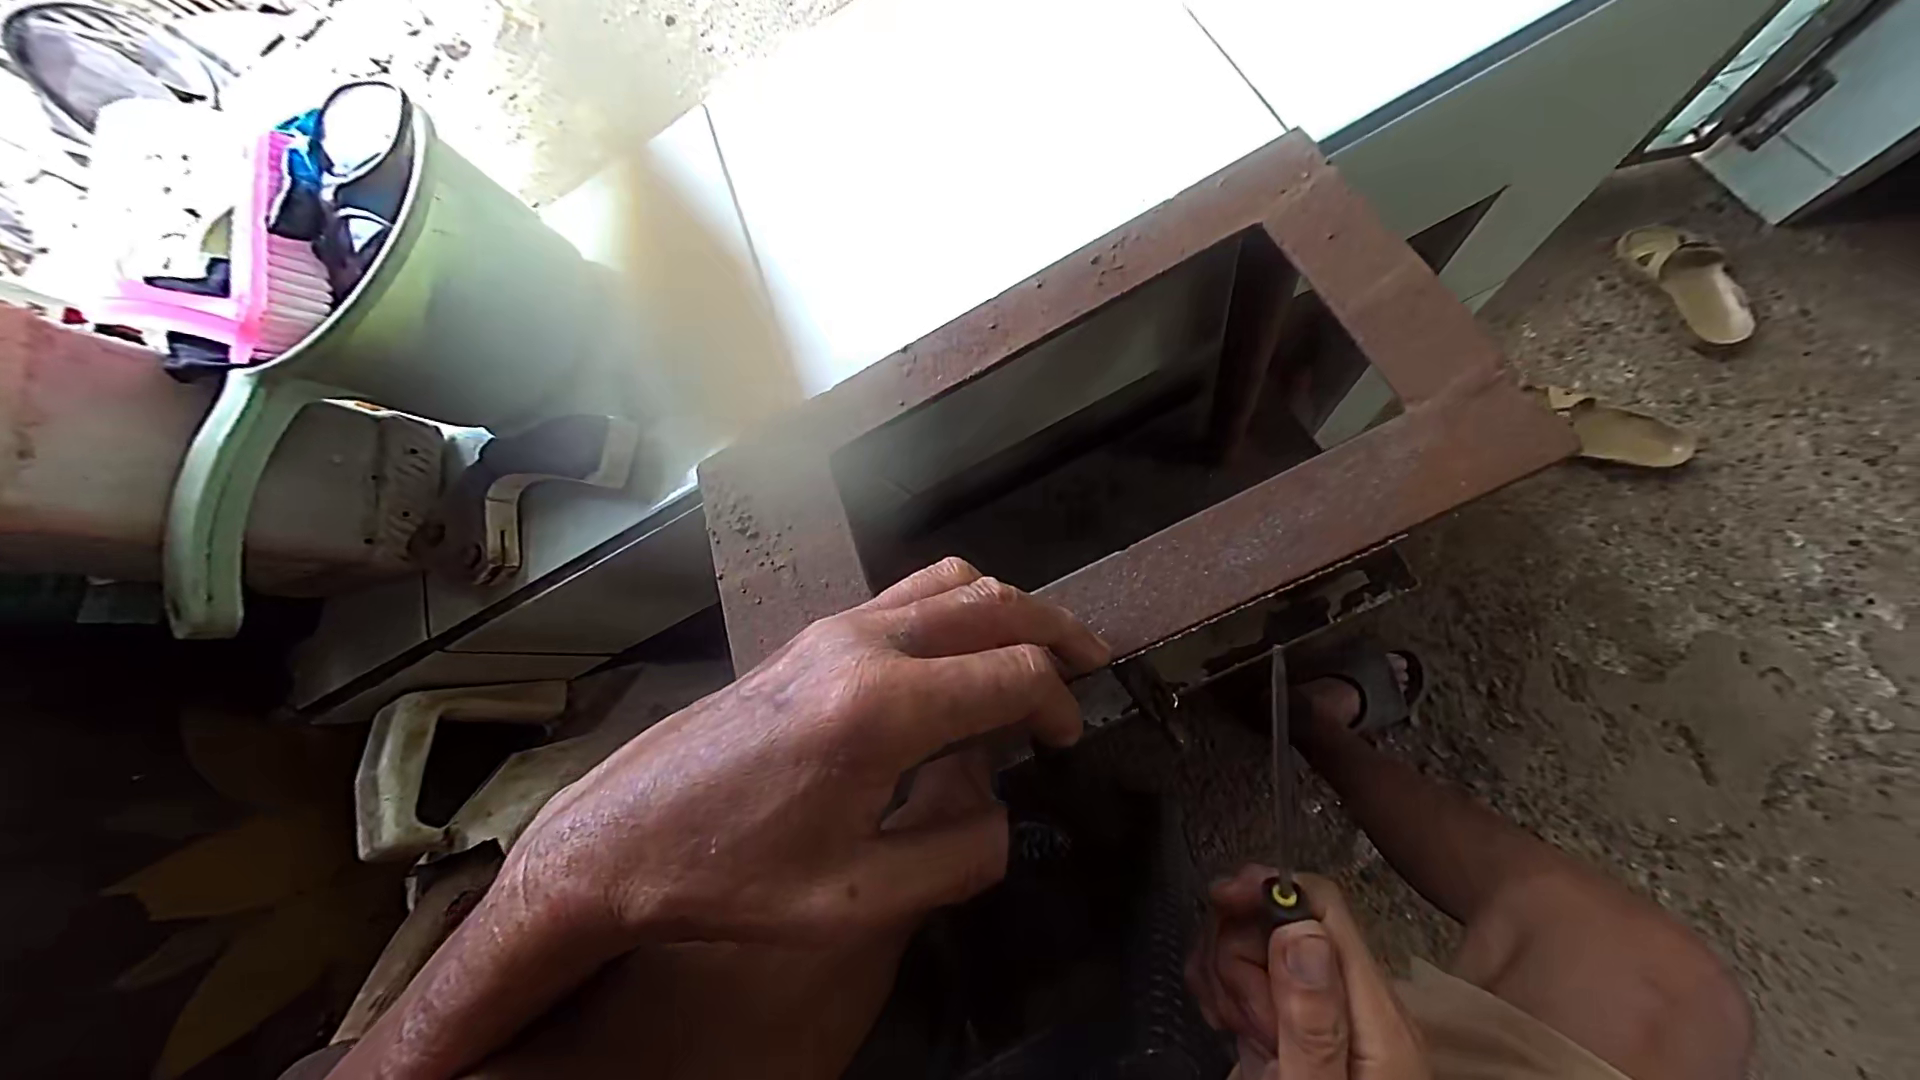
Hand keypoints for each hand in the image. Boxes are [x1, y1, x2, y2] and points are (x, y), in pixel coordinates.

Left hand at [504, 557, 1110, 949]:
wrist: (627, 831)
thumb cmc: (733, 875)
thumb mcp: (855, 901)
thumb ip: (958, 855)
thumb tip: (1004, 810)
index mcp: (884, 708)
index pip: (1013, 674)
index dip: (1059, 703)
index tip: (1065, 741)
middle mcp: (868, 643)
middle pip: (995, 603)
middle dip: (1056, 630)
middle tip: (1090, 663)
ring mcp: (839, 625)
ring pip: (953, 581)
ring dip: (1009, 606)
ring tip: (1037, 644)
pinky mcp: (818, 629)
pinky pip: (910, 591)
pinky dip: (959, 605)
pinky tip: (962, 647)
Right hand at [1186, 866, 1429, 1079]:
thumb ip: (1314, 1021)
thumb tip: (1301, 929)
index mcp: (1377, 1015)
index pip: (1325, 907)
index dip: (1270, 888)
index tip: (1221, 899)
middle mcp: (1351, 1001)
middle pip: (1280, 919)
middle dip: (1239, 946)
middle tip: (1238, 1005)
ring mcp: (1318, 1010)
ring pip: (1254, 939)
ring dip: (1226, 968)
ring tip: (1232, 1021)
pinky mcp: (1288, 1019)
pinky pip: (1245, 969)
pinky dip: (1222, 983)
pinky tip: (1225, 1019)